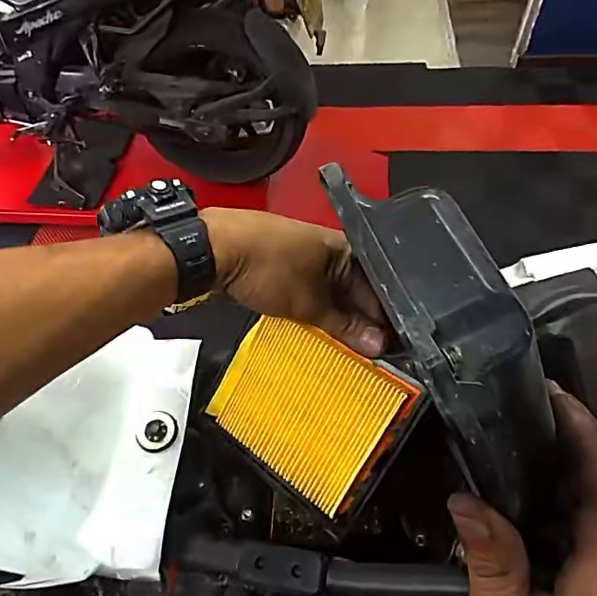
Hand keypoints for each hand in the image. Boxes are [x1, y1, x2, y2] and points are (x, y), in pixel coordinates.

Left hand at [201, 208, 387, 356]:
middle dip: (358, 319)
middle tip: (361, 348)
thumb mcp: (309, 304)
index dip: (381, 319)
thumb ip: (343, 325)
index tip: (382, 344)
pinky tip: (310, 324)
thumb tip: (374, 341)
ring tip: (337, 341)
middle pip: (355, 290)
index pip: (377, 288)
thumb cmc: (262, 260)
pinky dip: (311, 308)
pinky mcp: (282, 264)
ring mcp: (303, 255)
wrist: (214, 250)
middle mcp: (327, 247)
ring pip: (330, 292)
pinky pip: (307, 290)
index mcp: (344, 247)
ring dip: (333, 316)